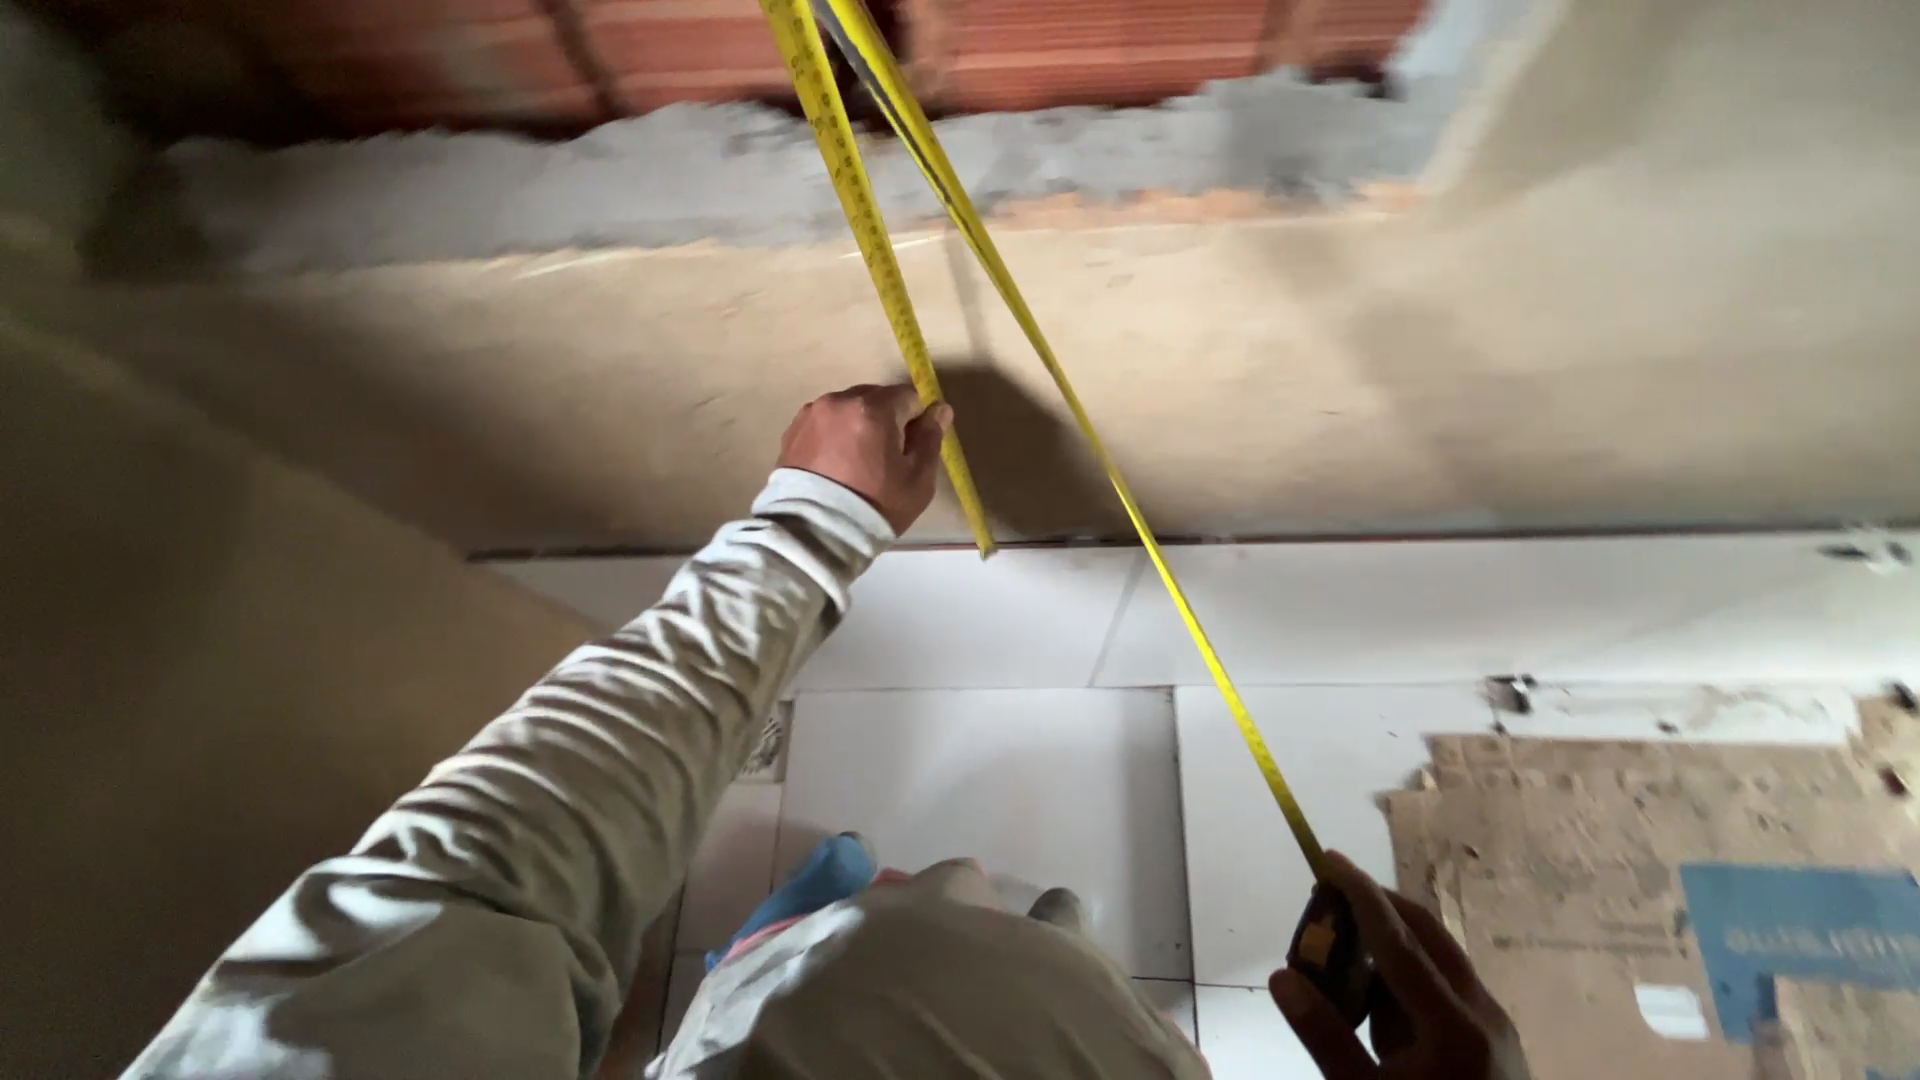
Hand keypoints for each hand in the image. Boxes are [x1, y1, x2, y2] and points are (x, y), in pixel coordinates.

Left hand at [777, 383, 952, 534]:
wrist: (815, 534)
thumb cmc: (875, 506)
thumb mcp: (917, 478)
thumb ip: (930, 437)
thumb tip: (940, 408)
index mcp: (873, 408)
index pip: (909, 396)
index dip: (917, 420)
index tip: (912, 448)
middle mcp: (839, 401)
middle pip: (876, 399)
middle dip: (886, 420)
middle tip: (885, 459)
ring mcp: (811, 414)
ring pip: (848, 410)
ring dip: (858, 426)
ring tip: (857, 464)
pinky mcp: (792, 432)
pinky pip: (824, 424)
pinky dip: (834, 436)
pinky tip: (835, 466)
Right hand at [1269, 851, 1529, 1079]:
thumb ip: (1325, 1036)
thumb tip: (1281, 976)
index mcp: (1452, 1027)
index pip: (1397, 939)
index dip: (1359, 893)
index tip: (1329, 857)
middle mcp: (1482, 1014)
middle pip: (1425, 933)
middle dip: (1377, 905)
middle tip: (1330, 897)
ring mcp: (1498, 1028)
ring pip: (1440, 956)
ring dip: (1392, 939)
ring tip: (1344, 954)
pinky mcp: (1500, 1043)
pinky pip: (1449, 985)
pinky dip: (1410, 973)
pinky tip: (1379, 1006)